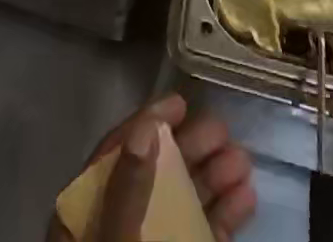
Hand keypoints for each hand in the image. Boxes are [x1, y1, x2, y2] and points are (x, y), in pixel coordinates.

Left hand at [49, 93, 256, 241]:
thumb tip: (146, 128)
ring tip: (243, 161)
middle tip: (224, 131)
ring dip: (214, 177)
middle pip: (154, 174)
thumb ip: (126, 191)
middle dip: (189, 148)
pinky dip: (226, 216)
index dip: (145, 124)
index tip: (180, 103)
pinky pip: (204, 235)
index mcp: (85, 218)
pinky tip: (247, 197)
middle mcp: (118, 228)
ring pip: (183, 202)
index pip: (113, 156)